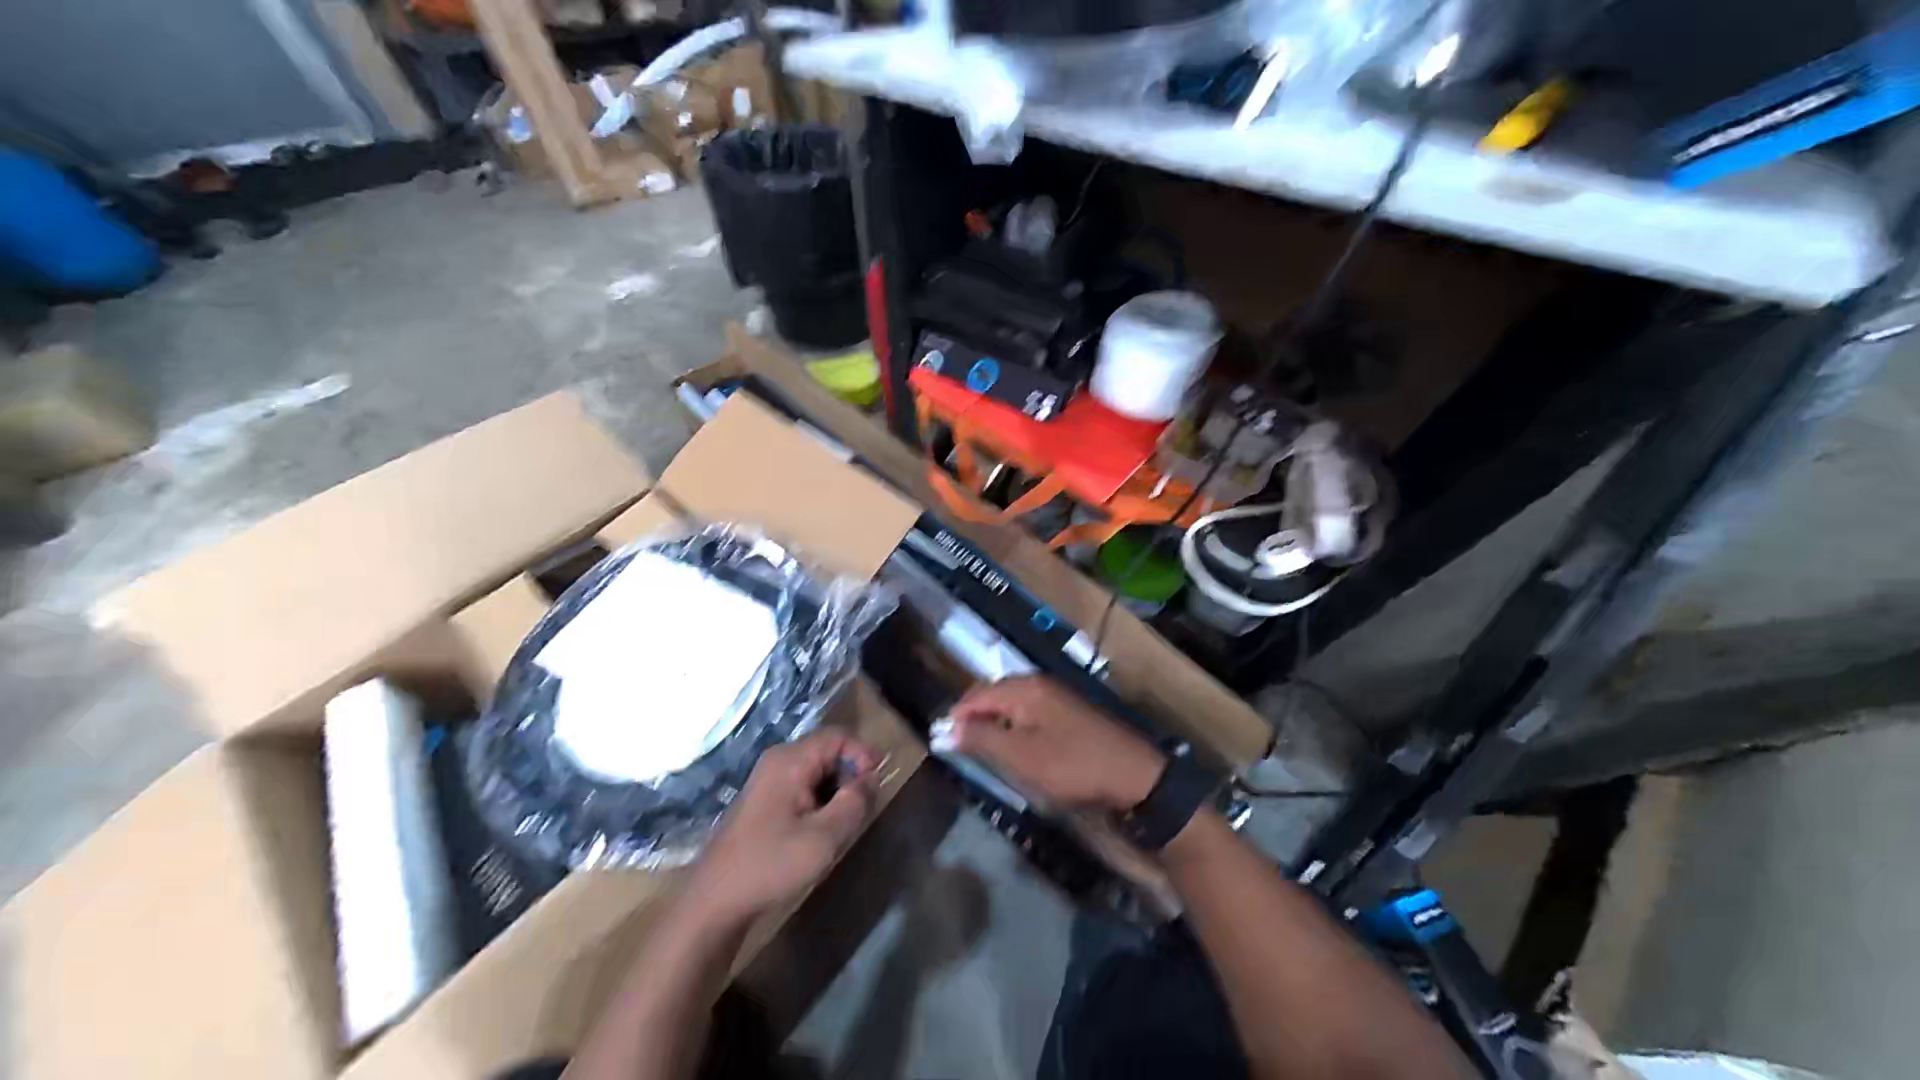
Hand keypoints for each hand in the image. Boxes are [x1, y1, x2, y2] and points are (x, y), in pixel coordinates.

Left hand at [686, 730, 877, 927]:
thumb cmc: (770, 865)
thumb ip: (854, 803)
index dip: (863, 755)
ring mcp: (768, 780)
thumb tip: (871, 778)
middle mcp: (778, 761)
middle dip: (851, 776)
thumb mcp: (823, 838)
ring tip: (842, 826)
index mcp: (790, 760)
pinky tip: (819, 833)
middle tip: (861, 811)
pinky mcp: (765, 801)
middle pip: (828, 751)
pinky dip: (820, 801)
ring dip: (836, 792)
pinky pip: (803, 786)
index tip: (876, 787)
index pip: (839, 736)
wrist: (715, 901)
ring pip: (817, 771)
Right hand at [934, 676, 1164, 813]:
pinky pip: (1029, 710)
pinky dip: (1014, 724)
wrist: (1134, 774)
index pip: (976, 694)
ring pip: (1012, 702)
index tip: (941, 740)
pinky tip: (1015, 744)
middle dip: (973, 715)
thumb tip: (947, 727)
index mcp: (1024, 688)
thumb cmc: (1072, 765)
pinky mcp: (1069, 710)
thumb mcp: (1020, 756)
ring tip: (981, 747)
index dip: (956, 716)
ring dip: (993, 720)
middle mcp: (1039, 682)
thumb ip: (982, 738)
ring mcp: (1057, 694)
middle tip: (958, 744)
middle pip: (993, 693)